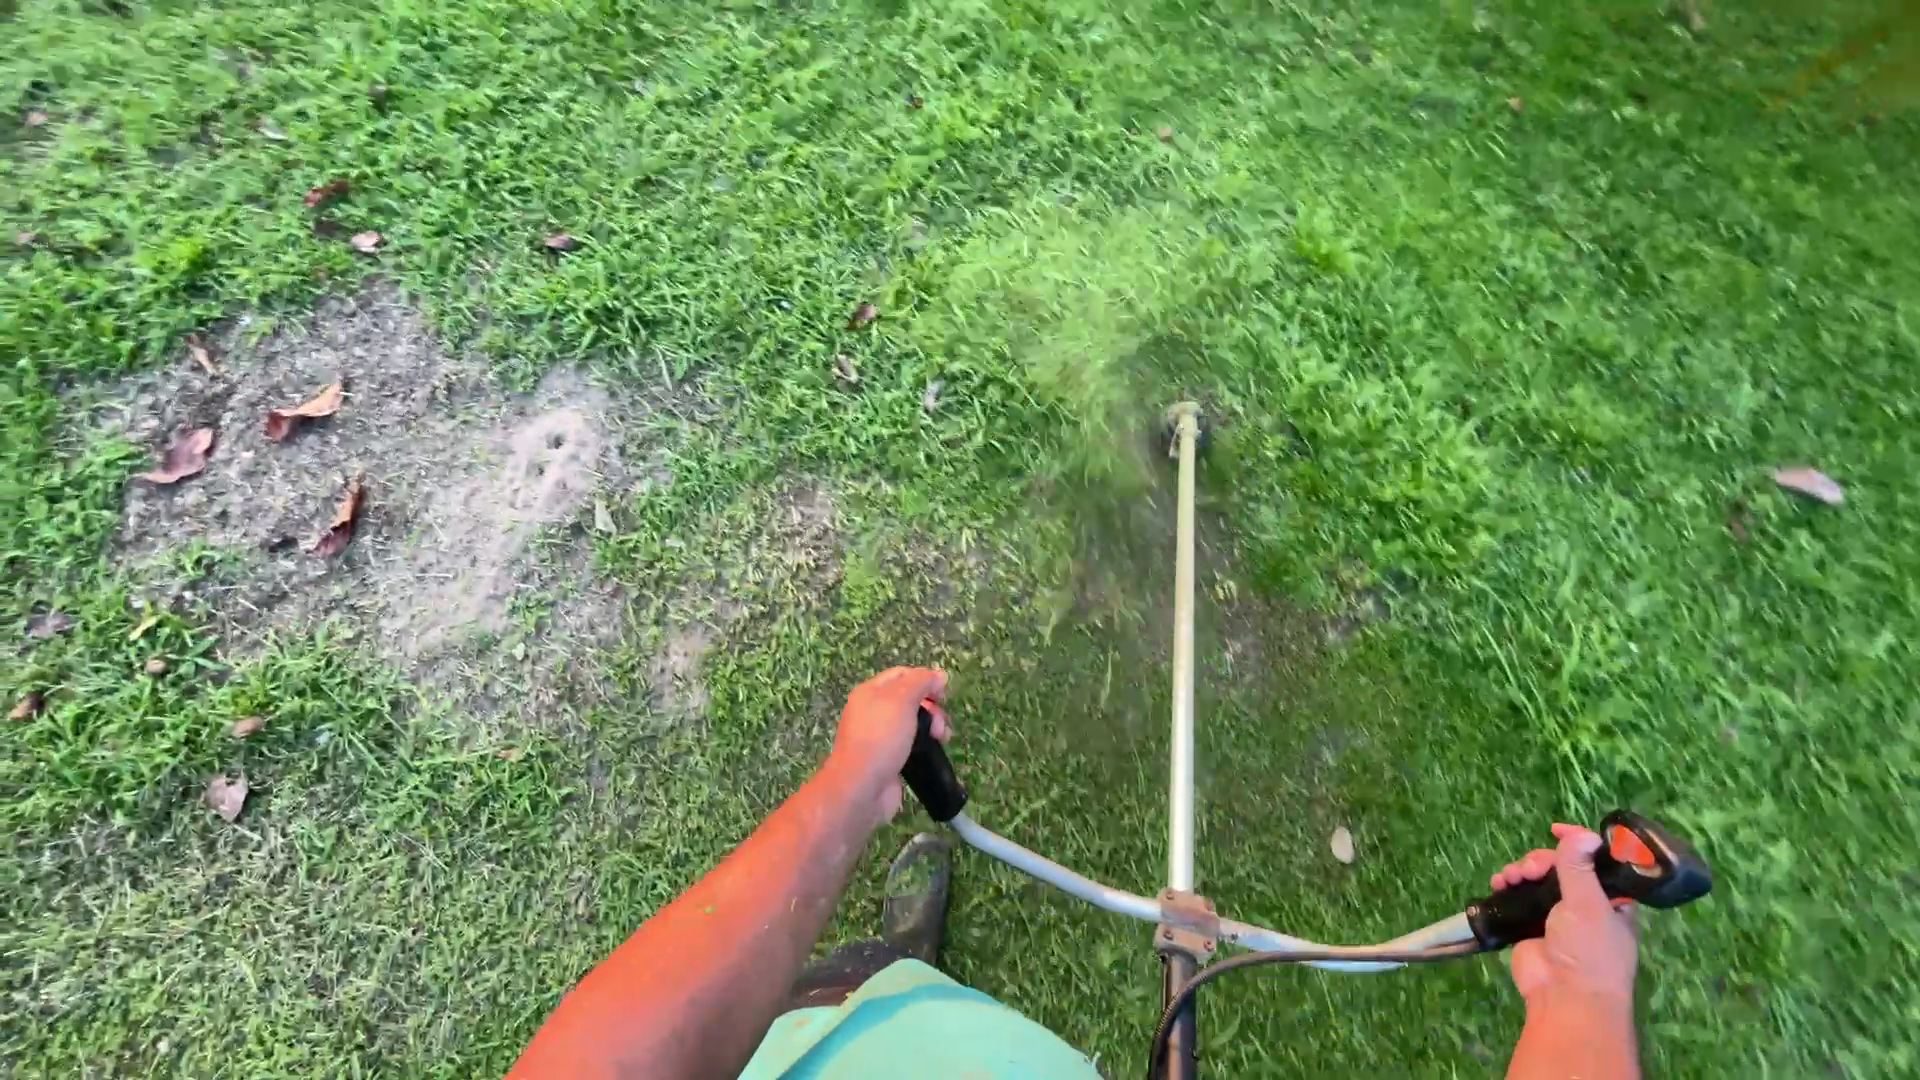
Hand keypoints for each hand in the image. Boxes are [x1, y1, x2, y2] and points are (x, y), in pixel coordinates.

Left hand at [827, 667, 949, 825]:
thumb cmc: (880, 737)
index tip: (943, 695)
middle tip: (939, 724)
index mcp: (871, 692)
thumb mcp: (901, 700)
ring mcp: (881, 736)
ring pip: (914, 722)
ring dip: (932, 726)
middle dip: (931, 707)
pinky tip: (934, 750)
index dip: (925, 679)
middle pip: (910, 698)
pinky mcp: (889, 758)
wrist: (862, 787)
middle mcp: (873, 711)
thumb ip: (921, 682)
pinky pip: (912, 743)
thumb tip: (938, 675)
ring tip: (941, 738)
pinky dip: (926, 744)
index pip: (902, 674)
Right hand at [1492, 824, 1638, 1011]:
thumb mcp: (1587, 904)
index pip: (1598, 863)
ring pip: (1536, 879)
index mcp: (1612, 903)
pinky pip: (1518, 894)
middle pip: (1561, 867)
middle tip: (1529, 870)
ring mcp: (1557, 916)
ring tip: (1510, 878)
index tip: (1555, 829)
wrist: (1564, 995)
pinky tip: (1499, 884)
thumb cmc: (1588, 951)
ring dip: (1520, 871)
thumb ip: (1579, 867)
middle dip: (1540, 861)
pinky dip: (1507, 885)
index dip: (1579, 843)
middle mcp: (1586, 906)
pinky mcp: (1532, 924)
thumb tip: (1581, 833)